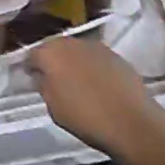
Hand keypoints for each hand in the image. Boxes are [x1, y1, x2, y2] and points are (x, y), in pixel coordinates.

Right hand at [27, 36, 164, 159]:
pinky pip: (95, 58)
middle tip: (55, 80)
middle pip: (55, 48)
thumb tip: (41, 76)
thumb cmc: (86, 118)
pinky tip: (98, 84)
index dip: (31, 67)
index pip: (32, 54)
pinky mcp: (115, 54)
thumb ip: (43, 86)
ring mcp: (95, 46)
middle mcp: (71, 42)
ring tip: (78, 82)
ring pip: (76, 51)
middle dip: (53, 61)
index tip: (32, 78)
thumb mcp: (53, 108)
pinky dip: (93, 67)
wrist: (133, 122)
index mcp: (50, 53)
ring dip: (74, 62)